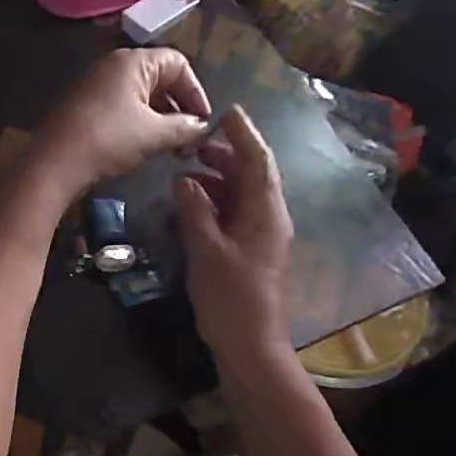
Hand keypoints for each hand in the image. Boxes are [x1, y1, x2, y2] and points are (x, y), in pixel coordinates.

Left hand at [33, 48, 211, 195]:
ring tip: (173, 150)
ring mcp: (99, 87)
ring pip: (142, 98)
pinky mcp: (88, 109)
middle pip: (161, 80)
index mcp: (134, 62)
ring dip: (162, 121)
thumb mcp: (153, 134)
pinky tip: (148, 149)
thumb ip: (184, 129)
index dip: (196, 92)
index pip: (178, 64)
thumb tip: (202, 128)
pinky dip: (142, 126)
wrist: (56, 162)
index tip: (204, 122)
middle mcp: (115, 67)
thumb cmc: (109, 139)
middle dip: (180, 109)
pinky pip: (124, 110)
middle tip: (191, 141)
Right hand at [175, 107, 293, 360]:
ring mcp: (262, 237)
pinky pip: (237, 216)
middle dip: (226, 156)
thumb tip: (185, 180)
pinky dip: (217, 205)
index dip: (242, 133)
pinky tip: (194, 207)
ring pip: (243, 196)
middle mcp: (270, 218)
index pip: (258, 159)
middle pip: (252, 175)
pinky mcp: (252, 253)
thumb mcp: (206, 250)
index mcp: (266, 211)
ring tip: (188, 173)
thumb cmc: (230, 295)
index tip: (224, 113)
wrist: (249, 343)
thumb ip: (195, 211)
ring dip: (219, 181)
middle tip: (194, 147)